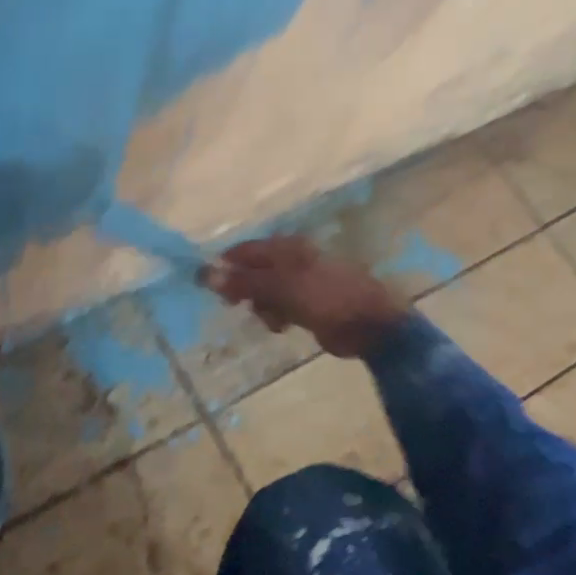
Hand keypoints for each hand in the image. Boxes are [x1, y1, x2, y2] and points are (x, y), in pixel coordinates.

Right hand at [201, 235, 408, 357]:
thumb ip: (244, 281)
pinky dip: (277, 316)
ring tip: (274, 320)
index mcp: (287, 248)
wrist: (369, 325)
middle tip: (238, 307)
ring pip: (264, 293)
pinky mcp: (307, 305)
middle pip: (252, 272)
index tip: (210, 289)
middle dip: (245, 290)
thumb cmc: (326, 299)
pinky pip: (279, 307)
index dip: (225, 267)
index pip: (244, 251)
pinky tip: (285, 326)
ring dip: (262, 307)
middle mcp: (292, 261)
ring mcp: (300, 283)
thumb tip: (206, 273)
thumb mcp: (282, 288)